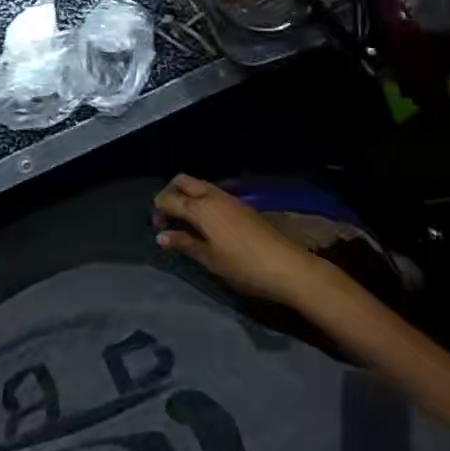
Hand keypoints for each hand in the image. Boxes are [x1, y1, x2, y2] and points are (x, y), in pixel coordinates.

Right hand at [154, 174, 333, 306]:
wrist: (291, 268)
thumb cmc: (244, 266)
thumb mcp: (210, 259)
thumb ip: (183, 244)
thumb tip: (160, 237)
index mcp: (199, 208)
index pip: (169, 199)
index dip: (159, 211)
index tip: (158, 228)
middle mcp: (212, 196)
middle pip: (182, 181)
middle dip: (170, 192)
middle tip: (169, 214)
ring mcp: (229, 199)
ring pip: (199, 184)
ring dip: (187, 194)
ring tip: (187, 218)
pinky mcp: (242, 206)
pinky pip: (213, 193)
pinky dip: (202, 199)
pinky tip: (207, 221)